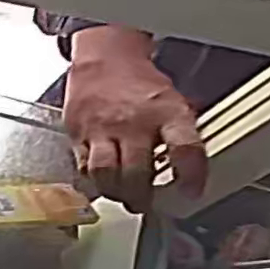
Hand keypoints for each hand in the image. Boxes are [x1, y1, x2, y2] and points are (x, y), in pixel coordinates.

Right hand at [65, 25, 207, 212]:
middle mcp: (133, 123)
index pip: (185, 149)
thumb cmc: (139, 85)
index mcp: (166, 113)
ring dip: (113, 191)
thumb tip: (184, 169)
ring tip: (120, 196)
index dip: (190, 175)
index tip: (191, 194)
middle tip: (144, 205)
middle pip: (135, 170)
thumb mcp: (170, 102)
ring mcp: (101, 130)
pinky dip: (92, 179)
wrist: (102, 63)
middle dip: (140, 194)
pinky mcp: (78, 135)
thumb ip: (176, 134)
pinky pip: (83, 166)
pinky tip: (100, 182)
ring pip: (104, 173)